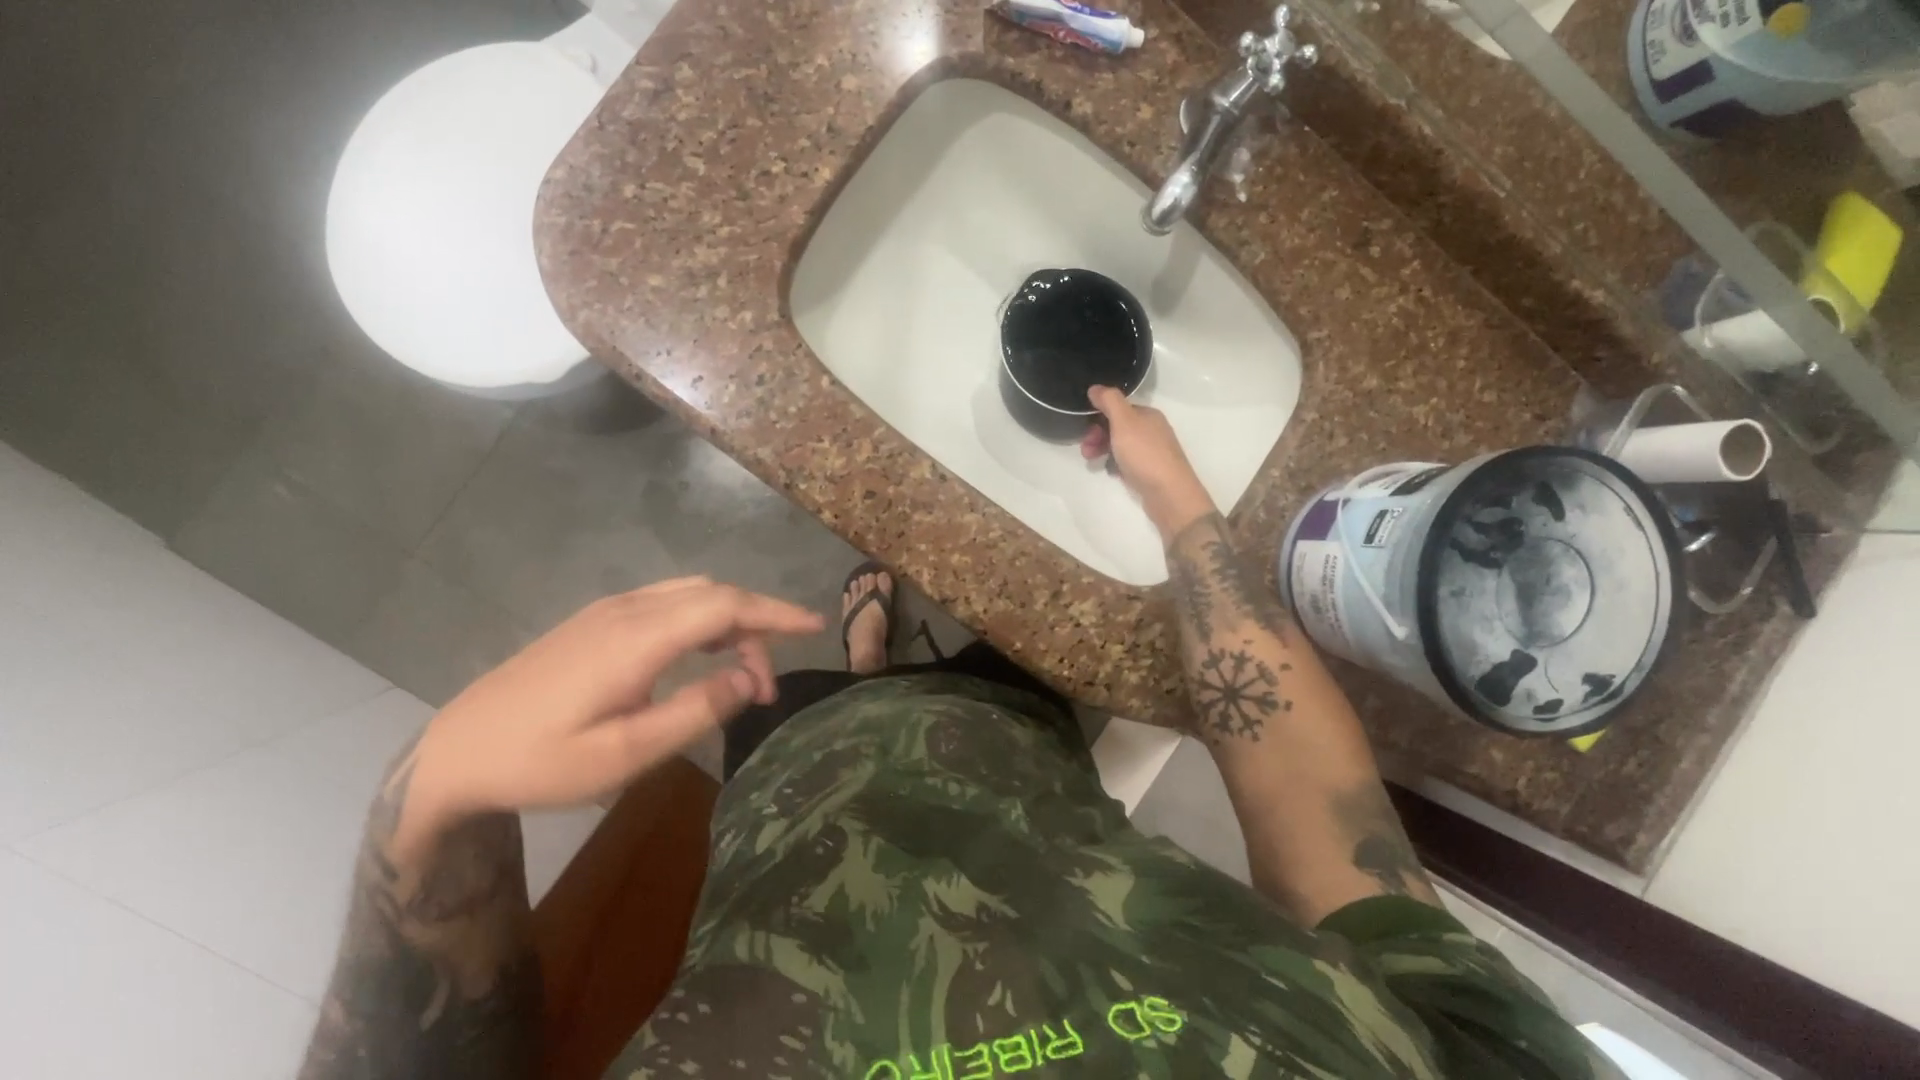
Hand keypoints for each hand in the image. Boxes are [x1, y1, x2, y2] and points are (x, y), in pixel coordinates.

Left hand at [395, 578, 823, 853]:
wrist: (456, 751)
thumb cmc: (540, 761)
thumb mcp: (624, 755)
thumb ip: (694, 712)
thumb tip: (750, 680)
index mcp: (636, 639)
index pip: (724, 605)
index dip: (775, 612)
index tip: (816, 627)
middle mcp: (626, 611)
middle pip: (712, 594)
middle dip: (758, 624)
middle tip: (771, 685)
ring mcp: (606, 611)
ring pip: (689, 594)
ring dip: (729, 621)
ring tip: (746, 672)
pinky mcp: (594, 622)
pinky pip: (667, 602)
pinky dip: (702, 618)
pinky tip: (703, 653)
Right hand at [1080, 385, 1216, 540]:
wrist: (1169, 493)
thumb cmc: (1145, 454)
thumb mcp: (1124, 421)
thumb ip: (1109, 401)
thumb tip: (1095, 388)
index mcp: (1148, 415)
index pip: (1118, 408)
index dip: (1098, 416)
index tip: (1084, 430)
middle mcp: (1152, 430)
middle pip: (1118, 427)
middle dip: (1098, 436)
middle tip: (1086, 450)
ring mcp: (1152, 452)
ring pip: (1121, 445)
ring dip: (1103, 450)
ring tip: (1092, 462)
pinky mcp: (1150, 472)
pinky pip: (1127, 463)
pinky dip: (1116, 465)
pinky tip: (1111, 473)